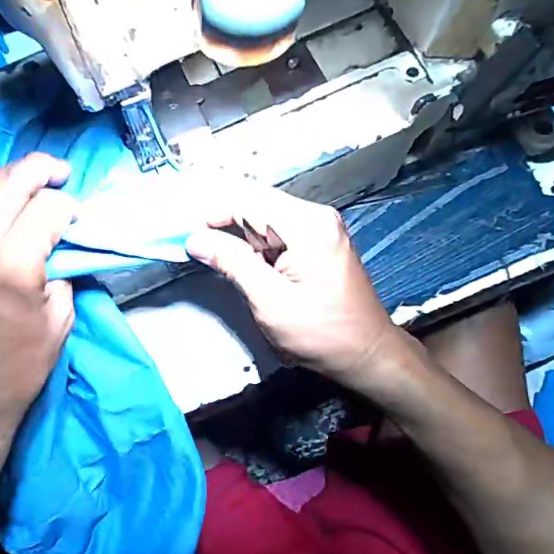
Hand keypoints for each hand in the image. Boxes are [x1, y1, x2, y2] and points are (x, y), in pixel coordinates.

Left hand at [0, 154, 78, 452]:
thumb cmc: (18, 369)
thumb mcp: (60, 321)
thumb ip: (61, 271)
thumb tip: (57, 240)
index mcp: (11, 266)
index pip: (47, 207)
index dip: (68, 205)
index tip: (74, 216)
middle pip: (6, 180)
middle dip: (38, 170)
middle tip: (54, 175)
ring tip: (4, 184)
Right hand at [184, 179, 413, 390]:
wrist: (367, 354)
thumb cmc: (322, 333)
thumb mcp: (269, 301)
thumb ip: (232, 263)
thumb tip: (197, 240)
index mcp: (307, 224)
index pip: (247, 200)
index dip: (211, 214)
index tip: (186, 235)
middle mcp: (317, 216)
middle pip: (256, 204)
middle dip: (224, 225)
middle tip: (196, 248)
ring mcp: (321, 228)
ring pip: (266, 219)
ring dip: (240, 237)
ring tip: (219, 261)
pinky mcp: (320, 243)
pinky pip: (279, 233)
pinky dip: (257, 246)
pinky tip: (247, 266)